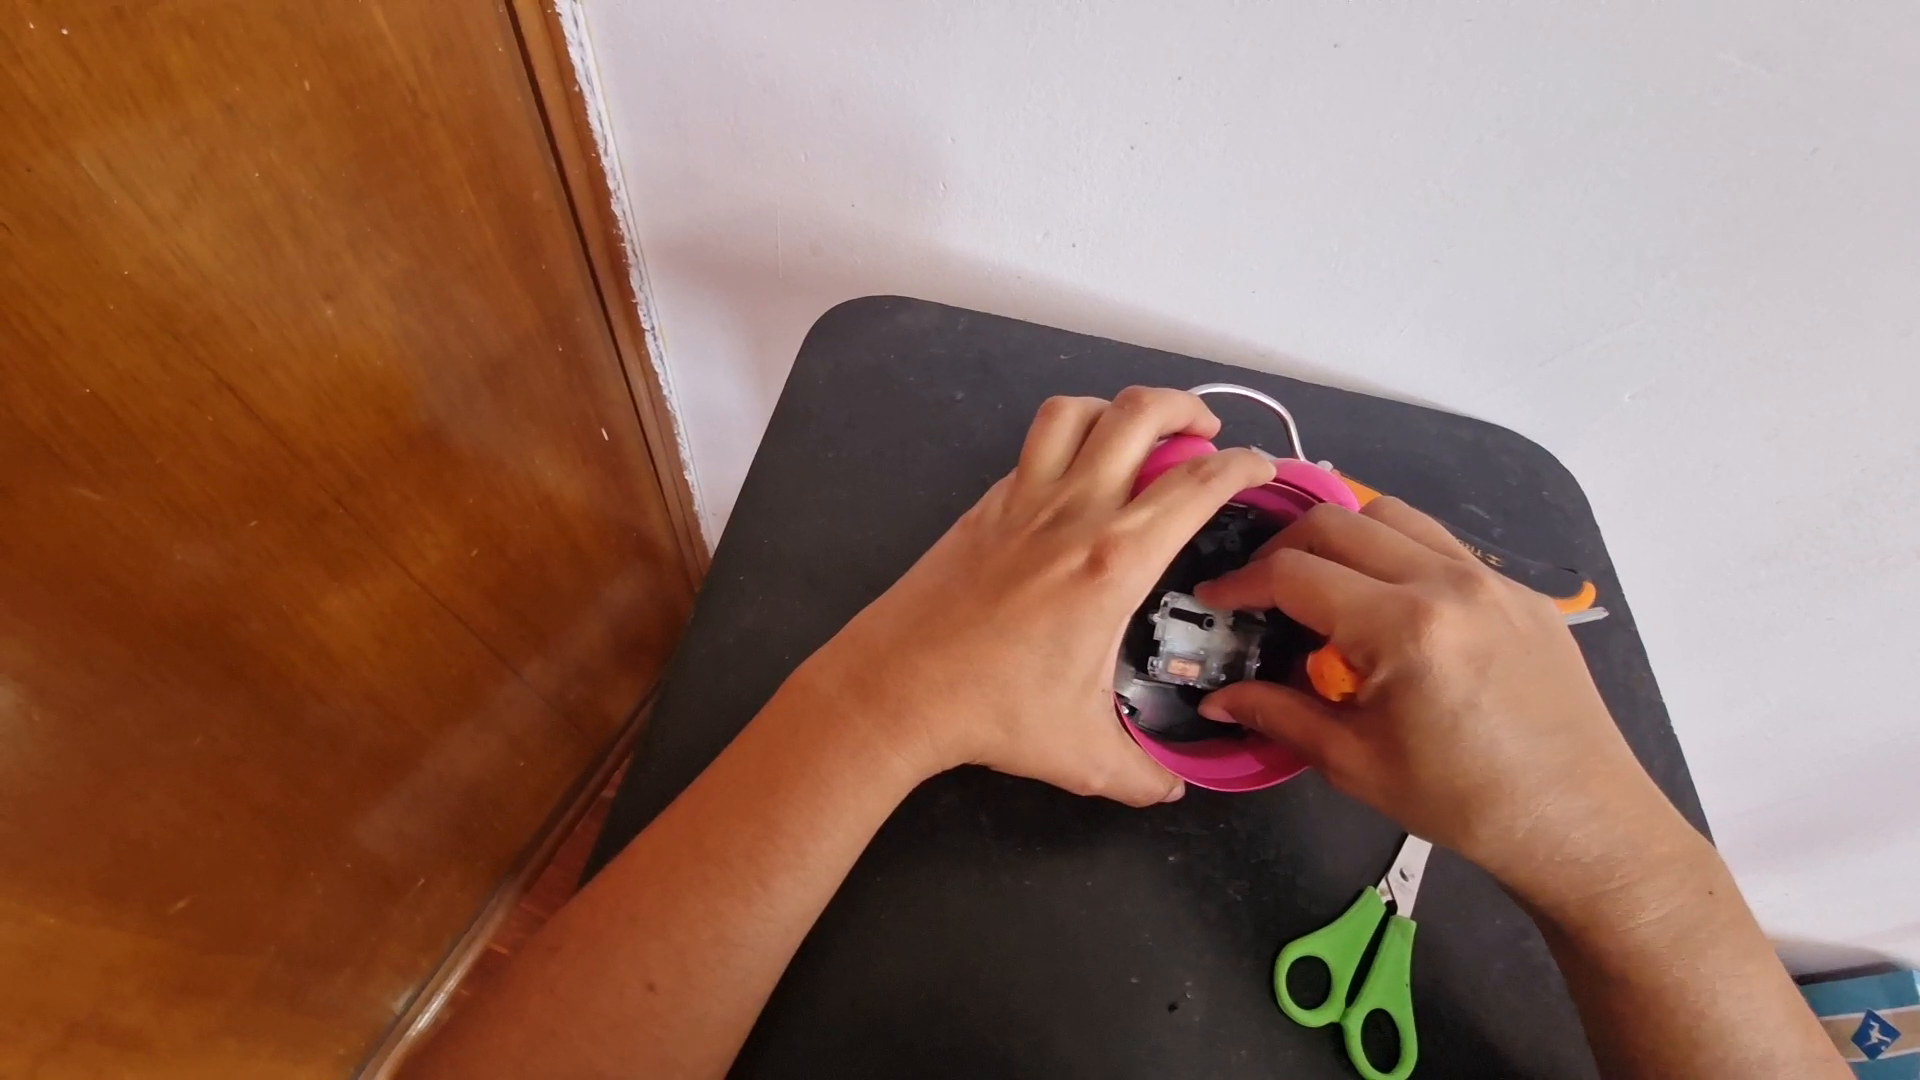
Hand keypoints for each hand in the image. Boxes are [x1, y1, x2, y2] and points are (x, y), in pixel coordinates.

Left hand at [787, 387, 1273, 806]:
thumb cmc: (993, 711)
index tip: (1260, 468)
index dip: (1242, 465)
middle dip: (1184, 407)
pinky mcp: (983, 506)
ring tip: (1133, 436)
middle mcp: (1072, 511)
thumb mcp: (1083, 755)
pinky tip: (1072, 480)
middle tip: (1204, 434)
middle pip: (1137, 414)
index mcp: (1114, 559)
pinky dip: (1066, 441)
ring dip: (1114, 409)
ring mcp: (1021, 499)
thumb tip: (1171, 789)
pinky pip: (1033, 448)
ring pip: (1073, 412)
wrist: (895, 685)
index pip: (1196, 484)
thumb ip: (1141, 775)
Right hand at [1193, 498, 1678, 897]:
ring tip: (1317, 579)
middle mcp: (1445, 583)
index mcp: (1401, 628)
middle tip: (1258, 587)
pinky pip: (1435, 541)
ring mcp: (1489, 579)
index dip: (1240, 582)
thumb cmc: (1461, 801)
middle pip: (1334, 522)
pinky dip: (1388, 550)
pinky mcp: (1517, 589)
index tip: (1213, 598)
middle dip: (1279, 547)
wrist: (1584, 825)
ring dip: (1336, 535)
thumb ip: (1276, 713)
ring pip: (1387, 514)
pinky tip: (1382, 599)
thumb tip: (1214, 701)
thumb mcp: (1352, 762)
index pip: (1292, 574)